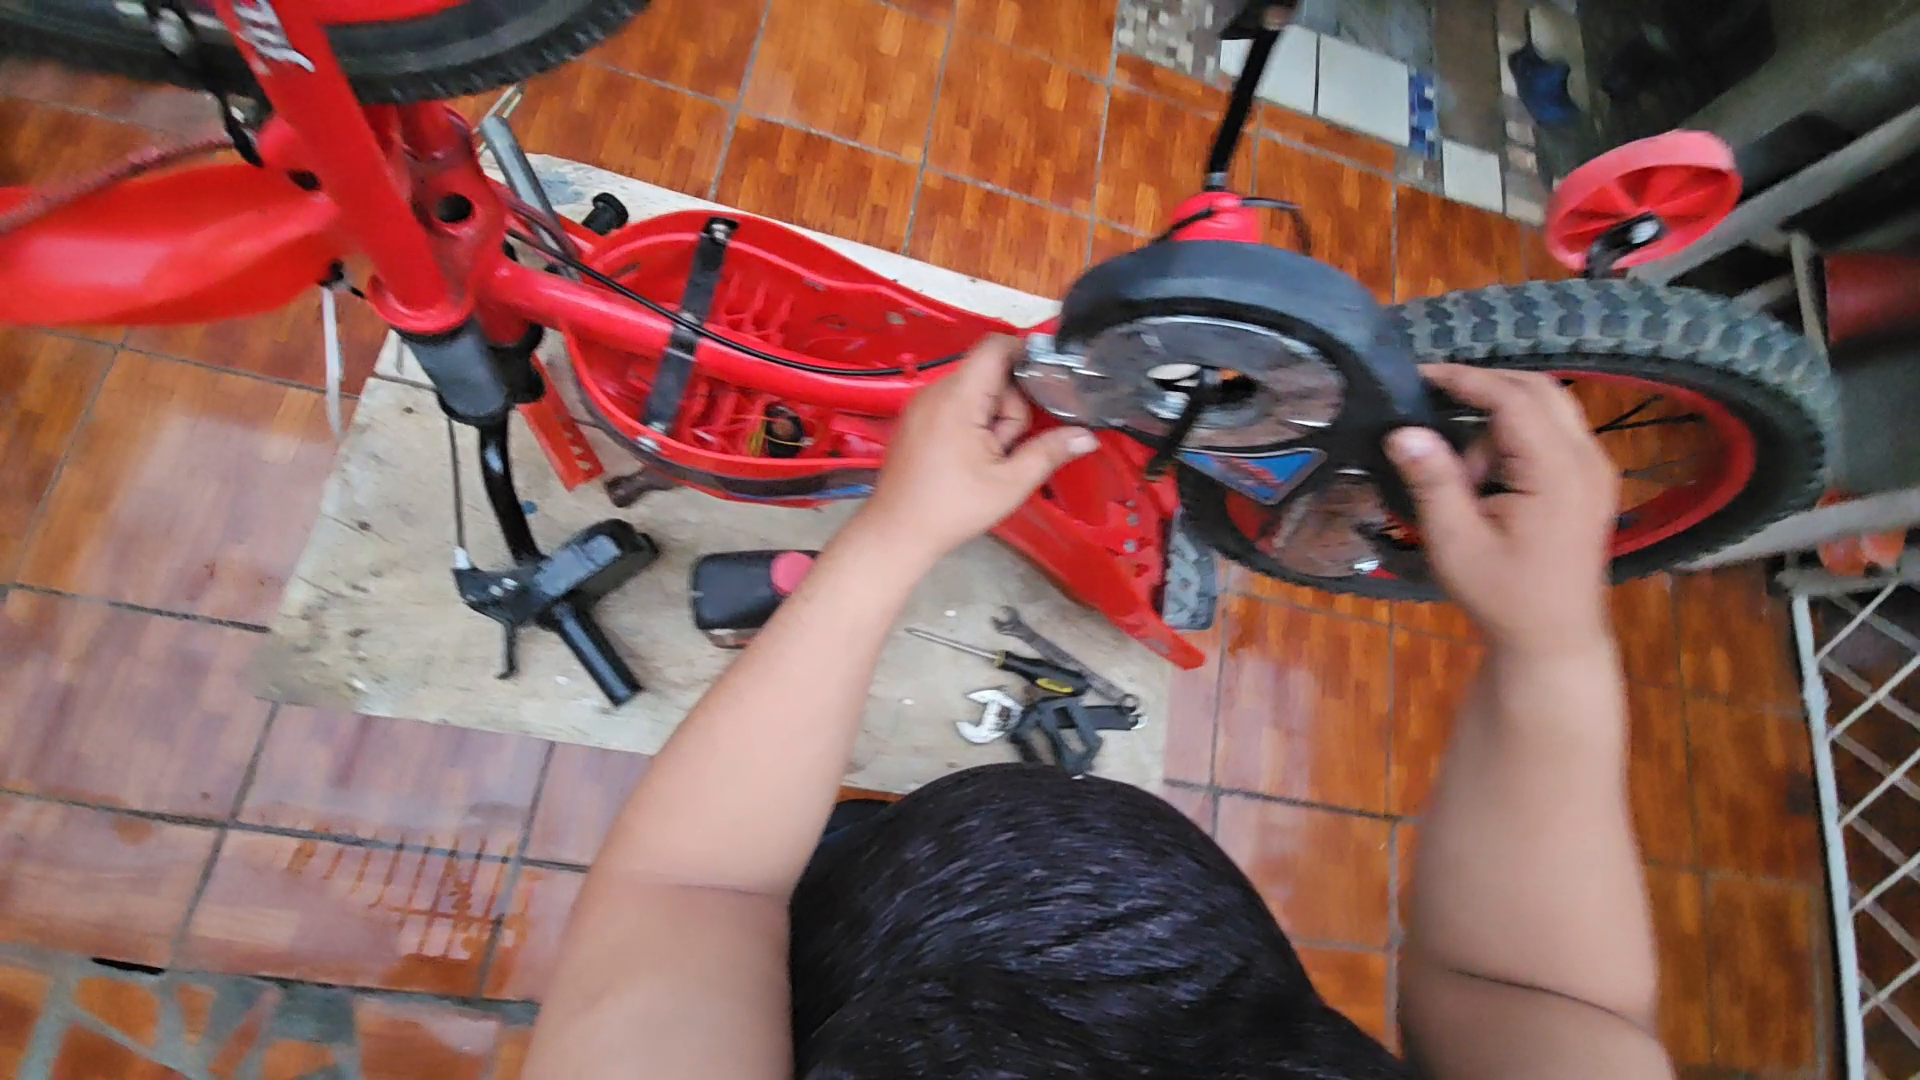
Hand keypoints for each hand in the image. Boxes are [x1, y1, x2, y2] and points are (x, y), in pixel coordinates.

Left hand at [858, 335, 1097, 561]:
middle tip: (1004, 449)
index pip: (995, 346)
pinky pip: (954, 405)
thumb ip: (1049, 452)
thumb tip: (1087, 436)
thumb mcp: (1010, 483)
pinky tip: (969, 459)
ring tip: (985, 460)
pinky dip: (970, 424)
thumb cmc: (953, 508)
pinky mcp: (915, 420)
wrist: (897, 533)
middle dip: (1009, 406)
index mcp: (958, 398)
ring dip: (990, 419)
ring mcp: (921, 405)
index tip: (1045, 383)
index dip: (1025, 353)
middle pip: (989, 374)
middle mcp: (935, 391)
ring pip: (973, 392)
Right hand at [1384, 364, 1620, 656]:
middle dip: (1483, 386)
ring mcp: (1594, 470)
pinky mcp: (1587, 481)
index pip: (1514, 400)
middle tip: (1430, 395)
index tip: (1419, 374)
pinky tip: (1481, 474)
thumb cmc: (1499, 592)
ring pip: (1547, 410)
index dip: (1466, 380)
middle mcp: (1587, 460)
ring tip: (1456, 471)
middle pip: (1541, 391)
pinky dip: (1510, 436)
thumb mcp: (1454, 540)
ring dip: (1495, 420)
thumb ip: (1432, 481)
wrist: (1551, 636)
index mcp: (1557, 472)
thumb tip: (1402, 431)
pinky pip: (1550, 434)